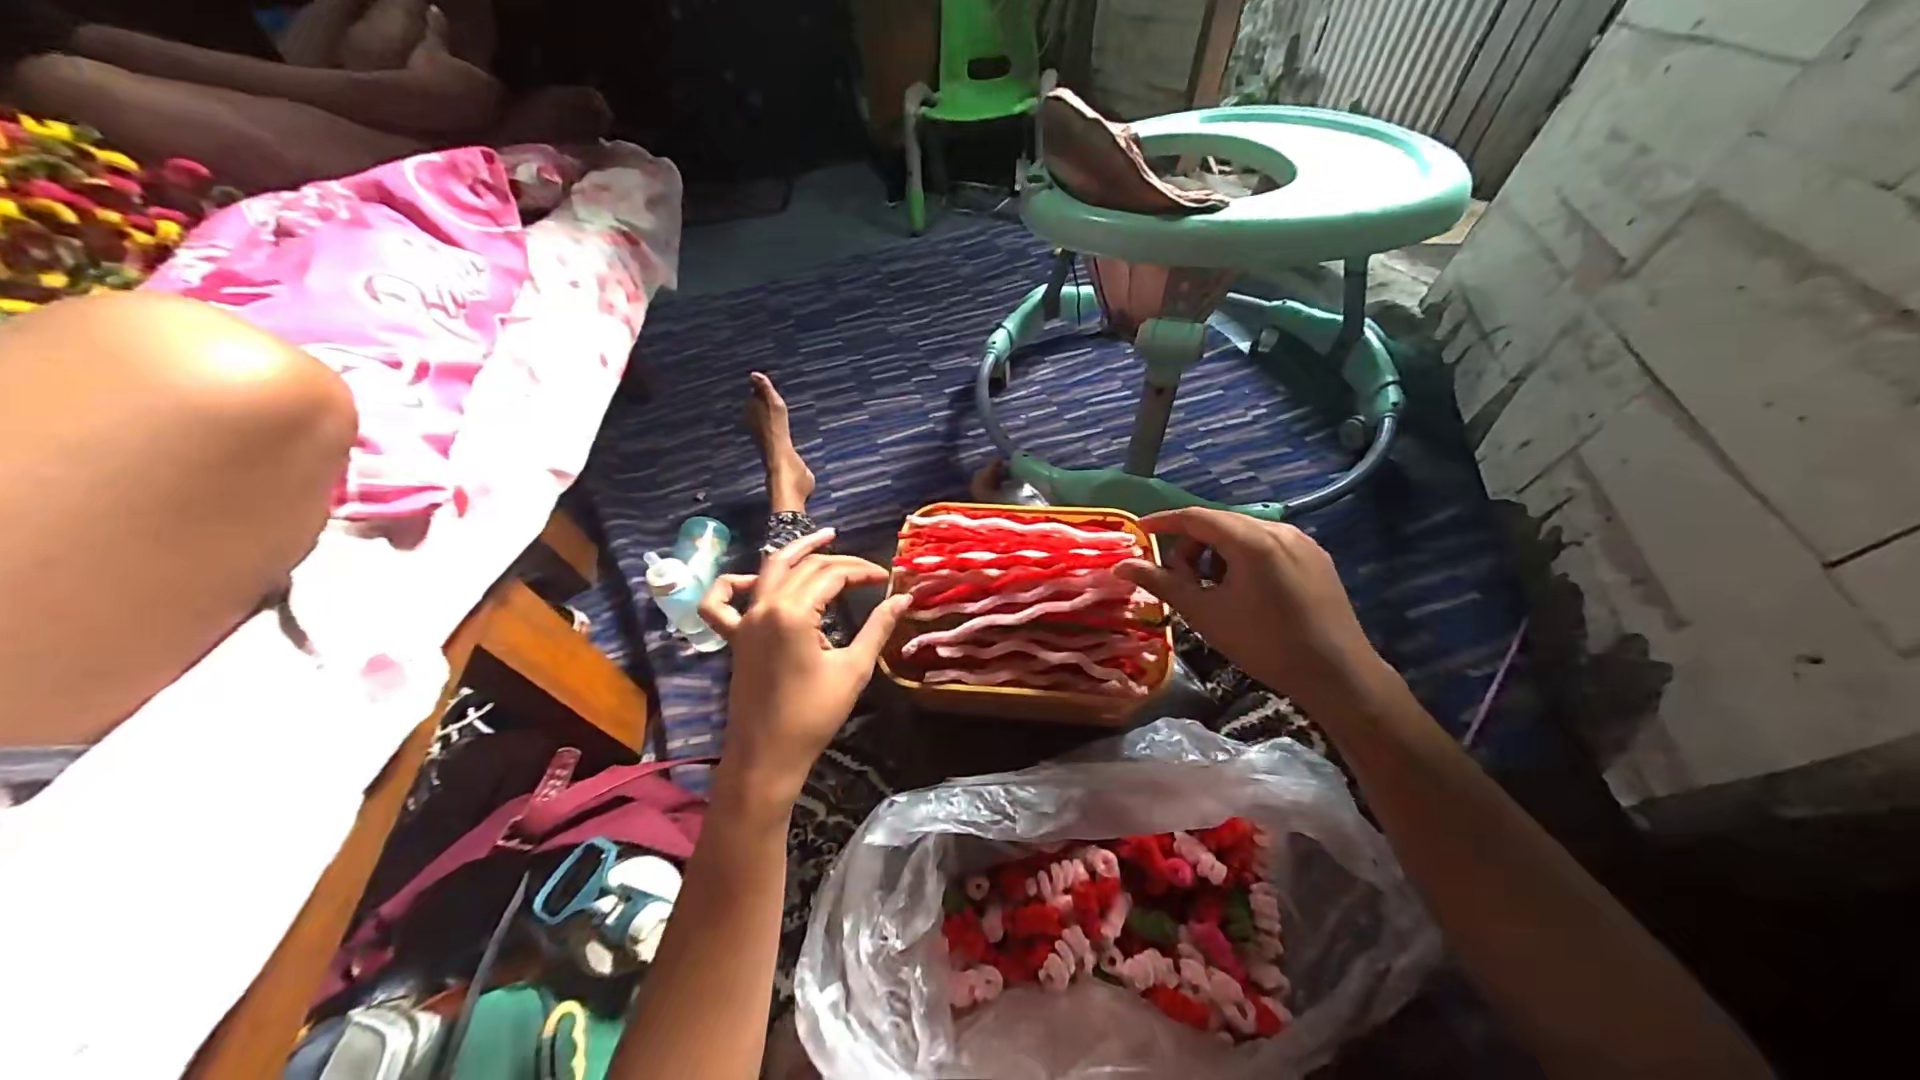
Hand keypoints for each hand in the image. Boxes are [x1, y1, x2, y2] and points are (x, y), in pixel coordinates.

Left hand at [698, 529, 910, 802]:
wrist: (768, 754)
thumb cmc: (814, 714)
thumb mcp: (853, 668)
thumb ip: (877, 627)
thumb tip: (904, 599)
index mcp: (794, 613)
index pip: (833, 574)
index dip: (863, 571)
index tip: (887, 579)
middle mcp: (765, 606)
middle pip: (805, 567)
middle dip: (840, 562)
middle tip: (868, 570)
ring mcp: (744, 620)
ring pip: (769, 569)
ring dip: (796, 551)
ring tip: (822, 538)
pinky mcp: (734, 636)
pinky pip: (721, 602)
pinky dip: (733, 584)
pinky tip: (754, 580)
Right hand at [1113, 508, 1393, 715]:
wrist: (1336, 674)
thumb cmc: (1263, 645)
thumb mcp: (1205, 613)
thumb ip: (1163, 583)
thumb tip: (1122, 566)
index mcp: (1251, 541)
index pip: (1196, 517)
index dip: (1163, 522)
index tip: (1140, 532)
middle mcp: (1279, 530)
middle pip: (1220, 523)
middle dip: (1192, 544)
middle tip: (1178, 577)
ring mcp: (1302, 541)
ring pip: (1244, 534)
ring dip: (1218, 552)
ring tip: (1213, 589)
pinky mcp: (1316, 557)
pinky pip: (1268, 544)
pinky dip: (1244, 557)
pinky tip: (1243, 590)